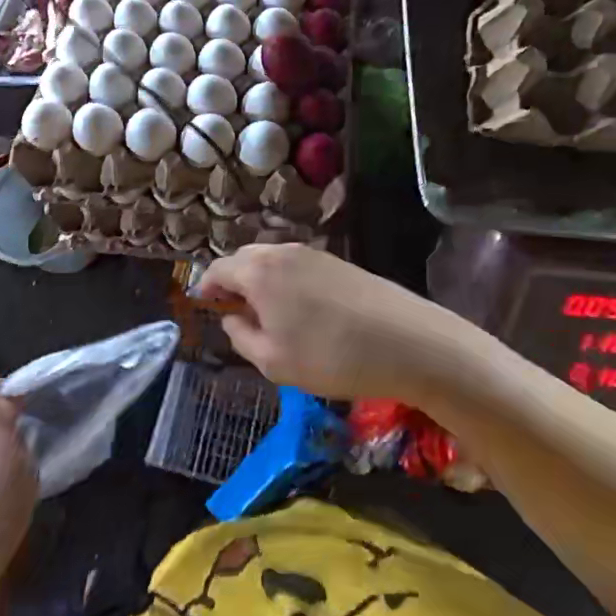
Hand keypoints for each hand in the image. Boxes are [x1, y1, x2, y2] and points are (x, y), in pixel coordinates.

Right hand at [198, 244, 461, 402]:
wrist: (411, 344)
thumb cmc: (331, 357)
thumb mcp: (273, 362)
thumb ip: (241, 337)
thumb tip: (233, 319)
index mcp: (259, 272)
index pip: (218, 269)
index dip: (206, 287)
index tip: (203, 305)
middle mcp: (283, 253)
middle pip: (245, 259)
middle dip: (232, 280)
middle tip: (233, 310)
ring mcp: (316, 254)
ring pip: (274, 261)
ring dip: (261, 281)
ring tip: (267, 313)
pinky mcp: (342, 264)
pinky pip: (299, 267)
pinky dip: (287, 282)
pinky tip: (301, 310)